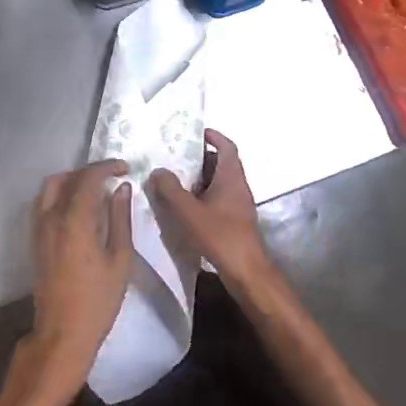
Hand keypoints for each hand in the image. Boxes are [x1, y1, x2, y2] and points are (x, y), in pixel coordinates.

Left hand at [30, 160, 133, 375]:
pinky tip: (78, 206)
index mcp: (74, 220)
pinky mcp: (34, 239)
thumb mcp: (119, 260)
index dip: (107, 167)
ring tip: (95, 189)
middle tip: (112, 177)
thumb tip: (122, 188)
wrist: (62, 333)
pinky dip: (60, 193)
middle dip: (90, 171)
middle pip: (67, 178)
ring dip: (72, 180)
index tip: (125, 168)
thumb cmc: (97, 300)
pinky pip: (44, 202)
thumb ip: (120, 219)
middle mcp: (52, 217)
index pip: (88, 178)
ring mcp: (39, 227)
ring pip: (51, 187)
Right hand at [150, 129, 273, 290]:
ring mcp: (240, 205)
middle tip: (178, 157)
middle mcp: (239, 186)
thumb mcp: (188, 211)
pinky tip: (187, 207)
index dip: (214, 137)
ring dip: (201, 179)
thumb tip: (158, 171)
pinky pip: (220, 199)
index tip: (197, 133)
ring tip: (177, 180)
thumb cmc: (220, 235)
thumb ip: (170, 189)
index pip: (227, 146)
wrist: (246, 272)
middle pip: (222, 163)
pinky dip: (204, 196)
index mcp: (231, 176)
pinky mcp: (236, 221)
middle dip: (201, 158)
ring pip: (220, 183)